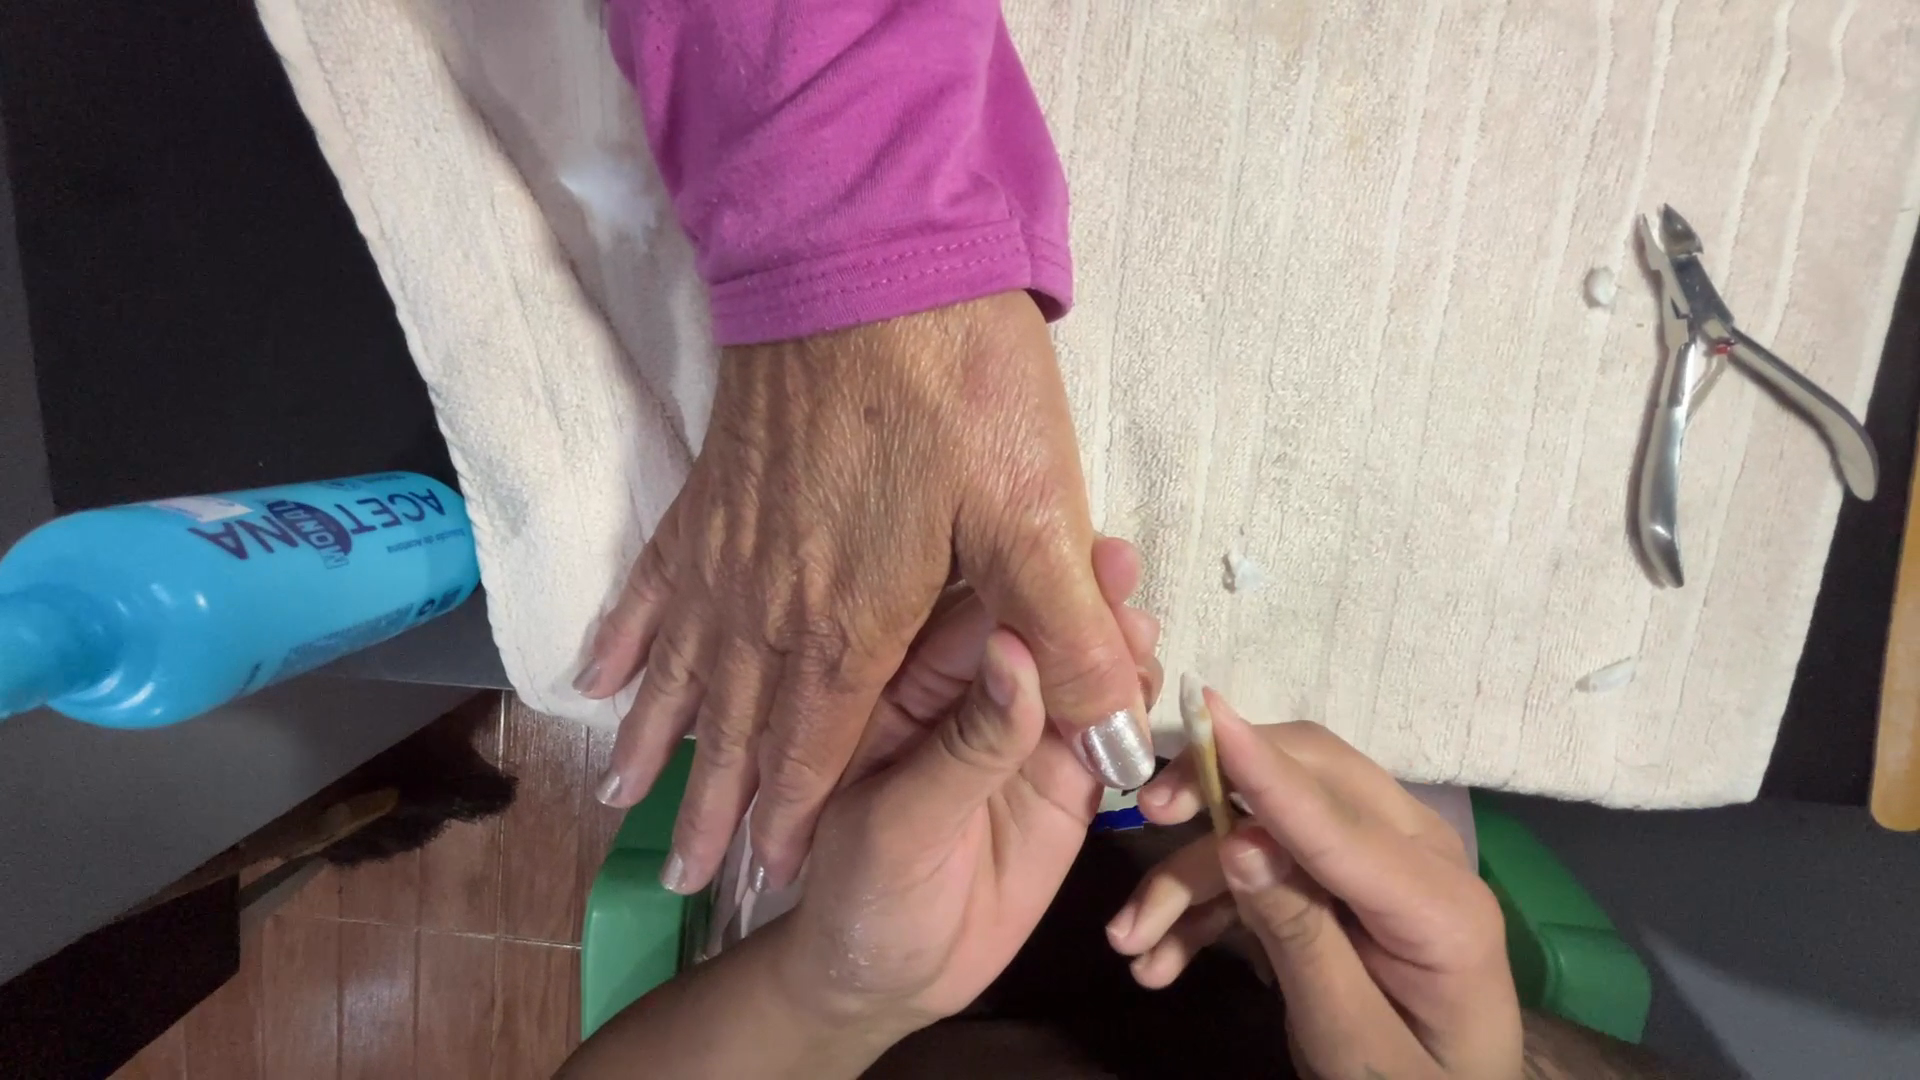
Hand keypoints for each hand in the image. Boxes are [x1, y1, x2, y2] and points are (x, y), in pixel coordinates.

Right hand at [576, 292, 1154, 894]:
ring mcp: (730, 546)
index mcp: (851, 624)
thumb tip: (1113, 733)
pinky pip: (656, 580)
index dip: (796, 814)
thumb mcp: (1038, 513)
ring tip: (620, 790)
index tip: (768, 873)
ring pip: (685, 665)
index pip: (817, 747)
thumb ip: (1068, 632)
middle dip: (717, 802)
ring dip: (656, 735)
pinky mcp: (714, 492)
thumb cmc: (958, 390)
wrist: (866, 261)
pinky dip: (627, 631)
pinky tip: (594, 670)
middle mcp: (773, 602)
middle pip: (740, 723)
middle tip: (682, 873)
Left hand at [773, 537, 1162, 1026]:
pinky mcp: (1066, 777)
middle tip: (1122, 569)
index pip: (968, 621)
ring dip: (1112, 648)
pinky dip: (1130, 711)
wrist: (897, 977)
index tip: (1065, 552)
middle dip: (1076, 600)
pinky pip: (1104, 735)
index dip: (1016, 585)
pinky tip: (1151, 687)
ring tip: (1142, 626)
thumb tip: (1015, 648)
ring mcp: (1024, 733)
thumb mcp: (898, 821)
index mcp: (911, 686)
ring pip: (1076, 676)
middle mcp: (973, 694)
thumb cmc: (864, 895)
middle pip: (1031, 634)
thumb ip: (964, 744)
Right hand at [1109, 690, 1520, 1079]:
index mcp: (1440, 904)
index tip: (1207, 711)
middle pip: (1302, 776)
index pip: (1338, 821)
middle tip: (1148, 810)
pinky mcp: (1327, 870)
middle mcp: (1410, 853)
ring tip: (1130, 941)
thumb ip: (1303, 939)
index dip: (1264, 767)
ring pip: (1256, 824)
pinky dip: (1200, 902)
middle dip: (1213, 788)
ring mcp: (1368, 856)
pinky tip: (1160, 957)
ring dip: (1187, 875)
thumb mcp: (1354, 1043)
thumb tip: (1238, 843)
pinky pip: (1250, 860)